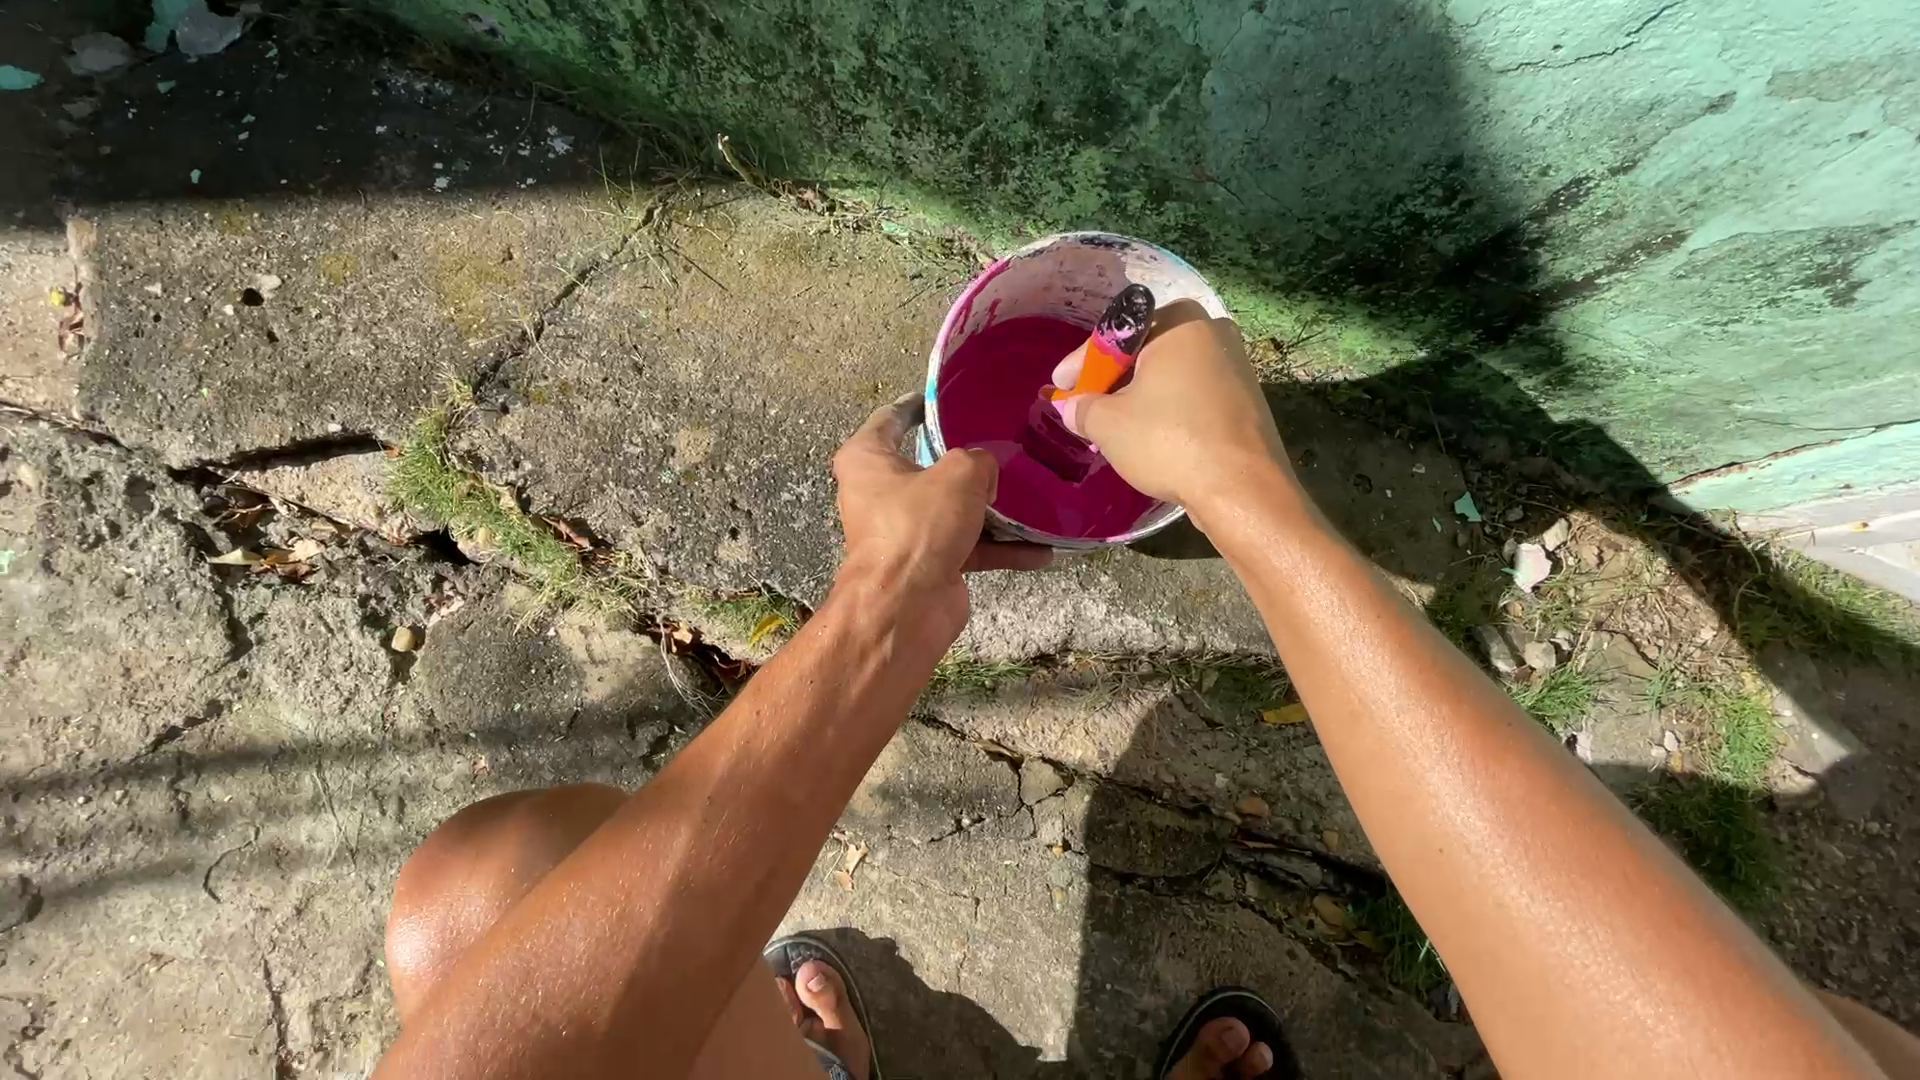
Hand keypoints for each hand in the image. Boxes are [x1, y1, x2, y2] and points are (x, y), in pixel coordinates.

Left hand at [832, 394, 1051, 640]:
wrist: (907, 606)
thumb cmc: (918, 524)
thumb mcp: (959, 474)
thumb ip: (979, 460)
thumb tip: (986, 473)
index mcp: (867, 459)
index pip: (892, 418)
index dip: (921, 404)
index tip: (950, 395)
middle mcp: (881, 493)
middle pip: (931, 466)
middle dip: (969, 461)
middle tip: (1006, 445)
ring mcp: (907, 531)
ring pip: (956, 510)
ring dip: (996, 511)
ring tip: (1035, 497)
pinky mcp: (930, 563)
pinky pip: (972, 548)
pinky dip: (1003, 549)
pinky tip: (1043, 550)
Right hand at [1053, 300, 1295, 515]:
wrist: (1240, 488)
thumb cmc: (1168, 440)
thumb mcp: (1107, 424)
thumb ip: (1082, 407)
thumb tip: (1071, 407)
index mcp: (1180, 323)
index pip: (1116, 334)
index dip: (1081, 363)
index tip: (1060, 385)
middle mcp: (1213, 332)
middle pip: (1145, 352)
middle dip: (1111, 379)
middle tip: (1085, 405)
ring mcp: (1236, 366)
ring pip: (1169, 376)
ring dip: (1138, 397)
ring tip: (1111, 426)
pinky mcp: (1245, 401)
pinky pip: (1192, 396)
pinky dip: (1166, 410)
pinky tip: (1149, 437)